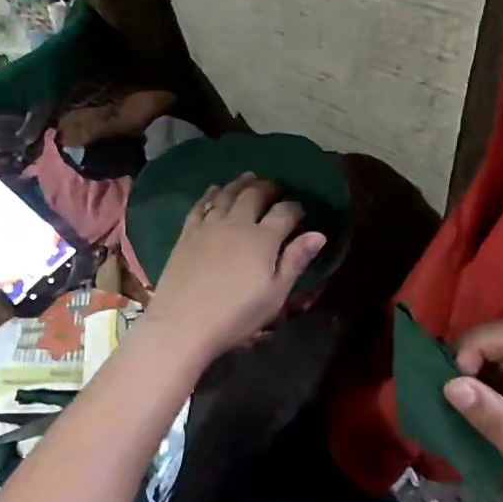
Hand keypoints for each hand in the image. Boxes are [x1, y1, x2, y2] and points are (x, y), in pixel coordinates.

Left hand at [139, 173, 326, 361]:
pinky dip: (211, 194)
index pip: (285, 212)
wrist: (183, 324)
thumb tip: (319, 234)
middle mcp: (237, 223)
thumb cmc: (236, 314)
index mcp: (263, 238)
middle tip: (276, 188)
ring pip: (227, 195)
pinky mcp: (187, 233)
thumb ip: (296, 260)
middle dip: (269, 188)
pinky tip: (215, 190)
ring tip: (249, 177)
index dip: (296, 208)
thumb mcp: (275, 294)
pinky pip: (201, 205)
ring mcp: (209, 226)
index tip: (301, 210)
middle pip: (254, 195)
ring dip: (241, 184)